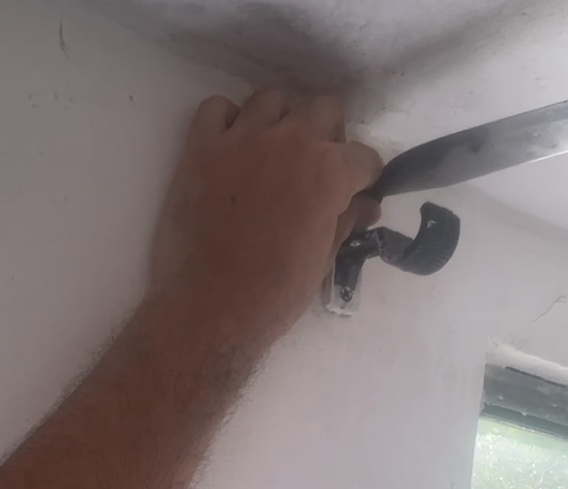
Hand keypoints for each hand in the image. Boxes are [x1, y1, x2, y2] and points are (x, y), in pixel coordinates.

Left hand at [149, 90, 383, 347]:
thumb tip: (367, 207)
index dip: (362, 177)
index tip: (354, 192)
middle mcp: (291, 141)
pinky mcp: (201, 149)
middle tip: (313, 169)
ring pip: (271, 100)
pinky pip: (216, 109)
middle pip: (324, 109)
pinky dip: (225, 122)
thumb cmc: (272, 297)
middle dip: (327, 136)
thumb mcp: (320, 263)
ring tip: (270, 155)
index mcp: (329, 172)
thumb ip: (344, 224)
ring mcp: (243, 140)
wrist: (210, 309)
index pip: (364, 156)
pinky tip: (228, 150)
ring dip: (278, 121)